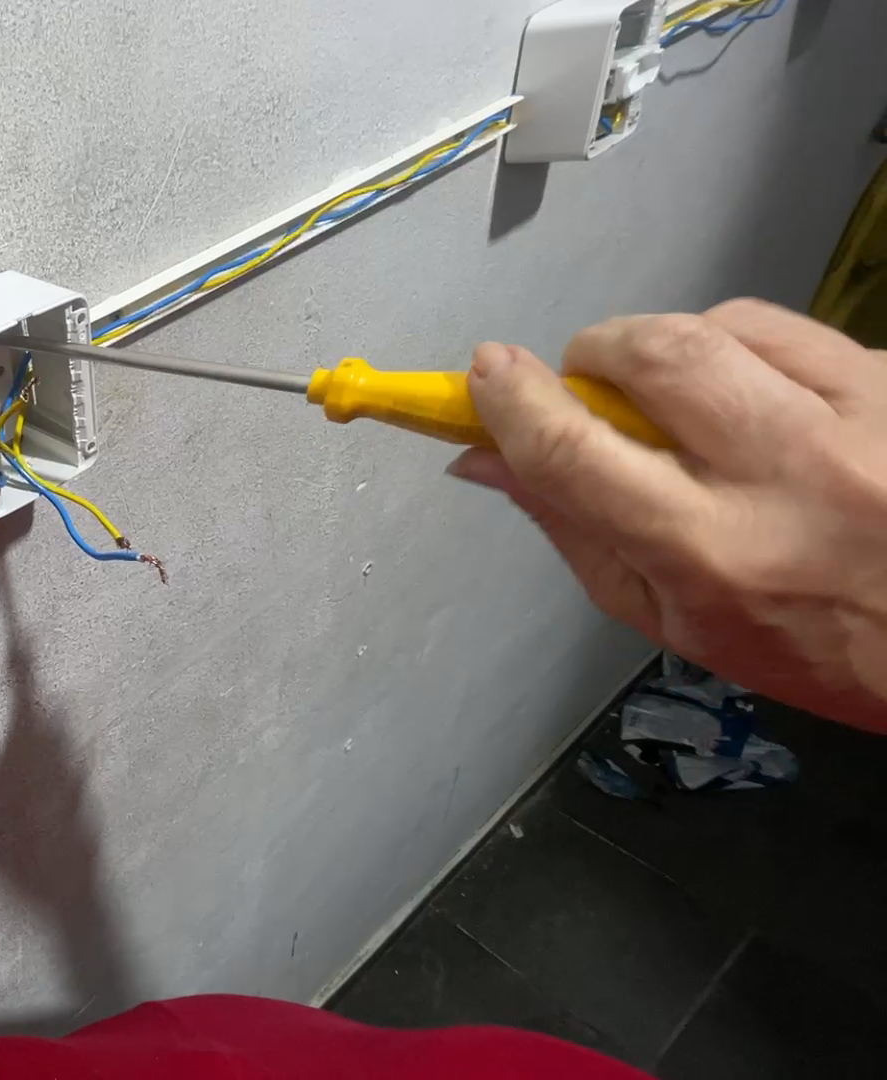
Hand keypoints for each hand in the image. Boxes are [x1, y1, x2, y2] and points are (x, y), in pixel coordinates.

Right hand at [450, 300, 886, 731]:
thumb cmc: (807, 644)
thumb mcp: (659, 610)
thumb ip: (567, 525)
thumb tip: (481, 458)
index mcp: (710, 549)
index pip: (577, 451)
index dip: (515, 401)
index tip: (484, 368)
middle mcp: (798, 475)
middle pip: (663, 355)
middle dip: (598, 350)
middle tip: (591, 378)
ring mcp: (880, 421)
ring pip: (733, 324)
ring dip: (675, 345)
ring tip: (684, 394)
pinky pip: (807, 332)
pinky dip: (752, 350)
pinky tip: (764, 400)